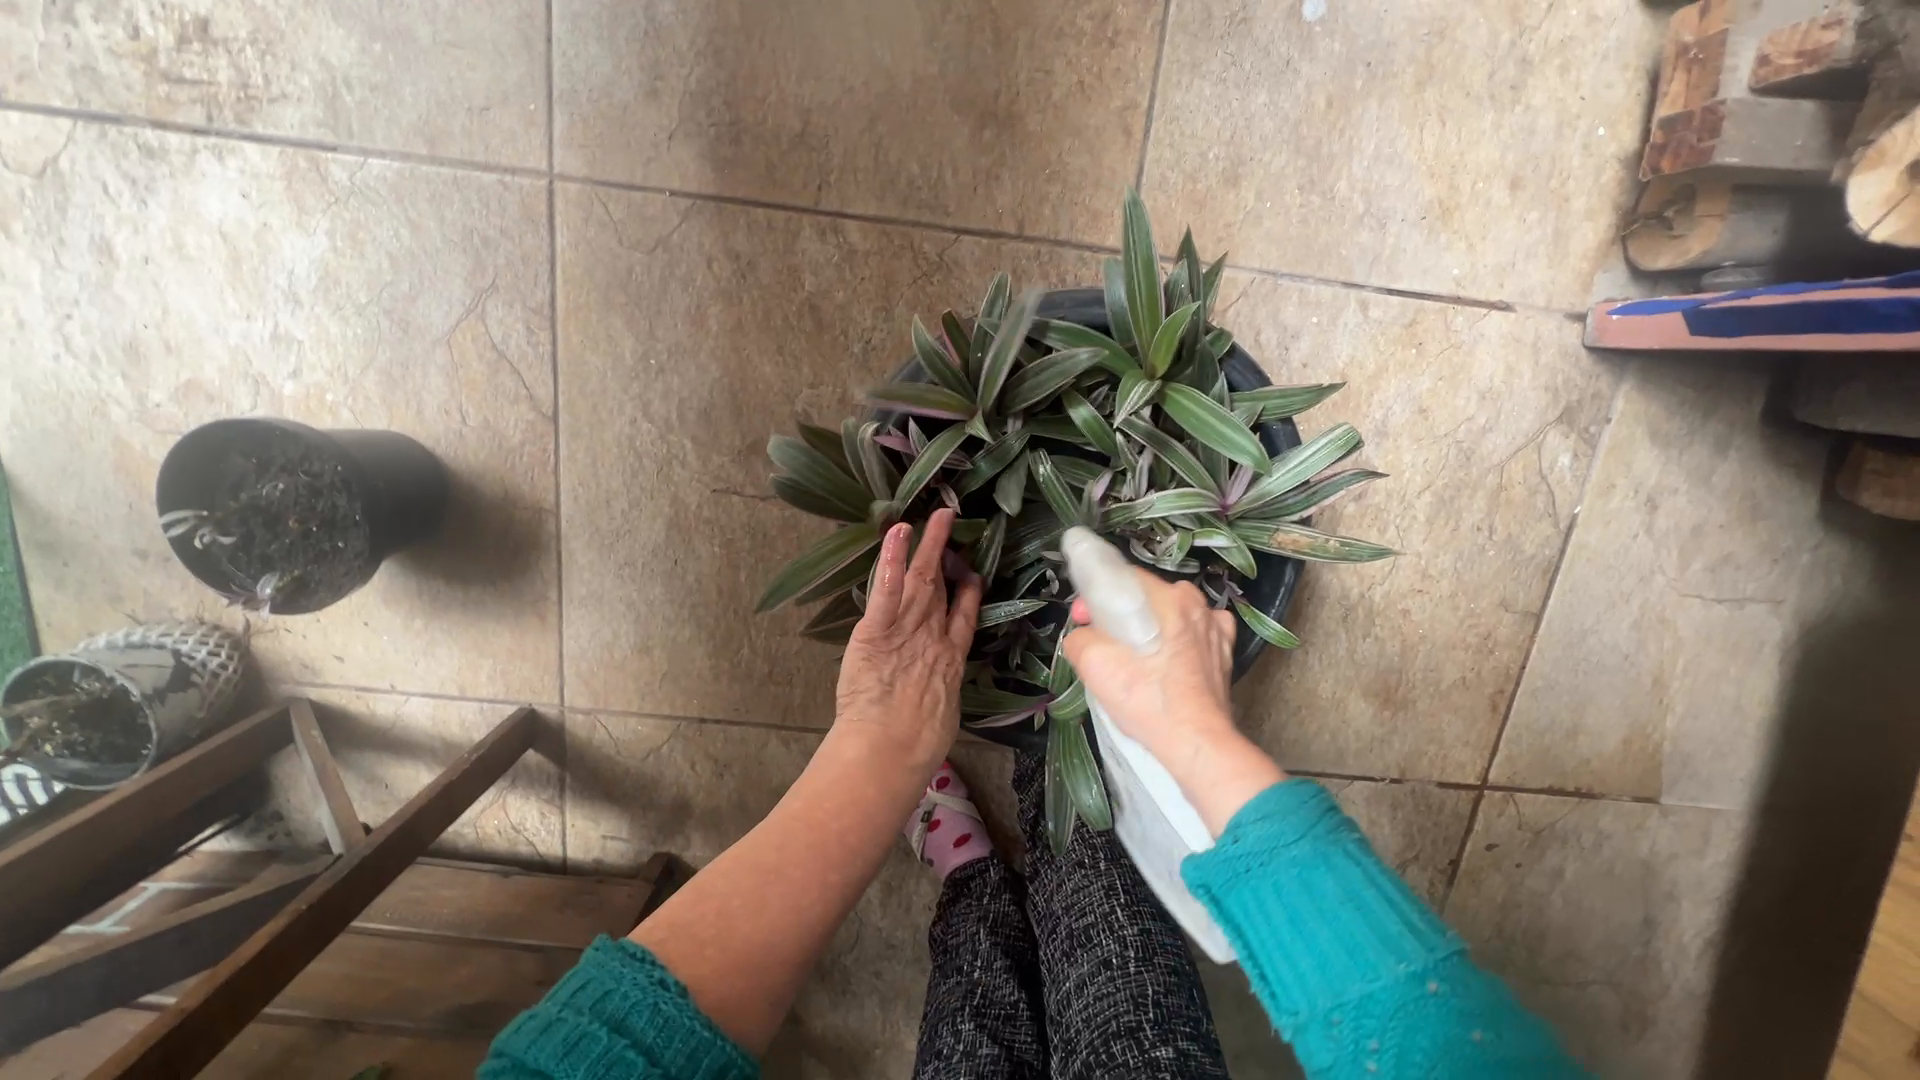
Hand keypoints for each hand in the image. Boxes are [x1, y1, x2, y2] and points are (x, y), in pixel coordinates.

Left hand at [834, 509, 982, 776]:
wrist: (891, 750)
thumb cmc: (914, 745)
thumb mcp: (939, 714)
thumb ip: (941, 693)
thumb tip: (940, 693)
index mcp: (949, 658)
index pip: (962, 614)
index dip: (966, 591)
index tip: (971, 571)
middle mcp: (934, 636)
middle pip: (942, 588)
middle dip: (948, 555)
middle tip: (954, 524)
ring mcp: (909, 630)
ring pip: (920, 579)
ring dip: (928, 546)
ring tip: (937, 517)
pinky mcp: (879, 629)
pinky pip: (888, 587)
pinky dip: (893, 558)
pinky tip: (899, 531)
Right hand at [1064, 570, 1284, 834]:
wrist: (1195, 742)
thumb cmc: (1145, 699)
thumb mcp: (1093, 664)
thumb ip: (1079, 637)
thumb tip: (1083, 635)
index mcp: (1166, 596)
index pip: (1122, 578)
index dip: (1096, 598)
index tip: (1083, 621)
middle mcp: (1196, 603)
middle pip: (1147, 597)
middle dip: (1121, 615)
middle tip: (1104, 643)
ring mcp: (1216, 627)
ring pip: (1171, 615)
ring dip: (1151, 628)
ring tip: (1137, 658)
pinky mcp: (1226, 651)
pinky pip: (1196, 634)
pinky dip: (1180, 641)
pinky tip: (1170, 660)